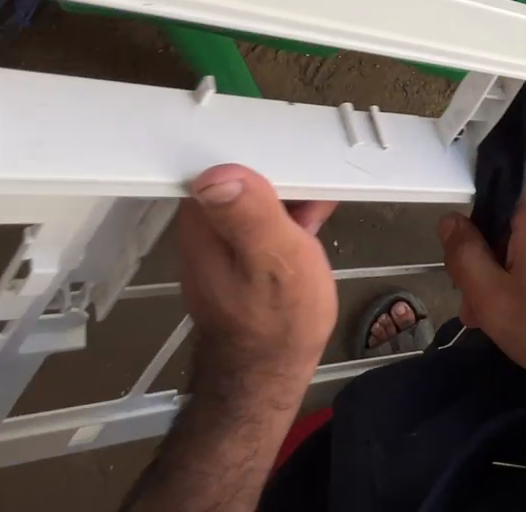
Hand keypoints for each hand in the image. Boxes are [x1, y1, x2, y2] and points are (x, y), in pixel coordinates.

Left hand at [177, 165, 337, 401]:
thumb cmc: (279, 318)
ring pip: (256, 193)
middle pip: (242, 172)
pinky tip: (314, 217)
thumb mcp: (274, 260)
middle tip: (320, 177)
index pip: (223, 160)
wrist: (272, 373)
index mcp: (202, 221)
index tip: (298, 152)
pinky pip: (264, 214)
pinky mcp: (240, 252)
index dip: (261, 150)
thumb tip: (217, 173)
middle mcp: (203, 226)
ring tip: (323, 192)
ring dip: (292, 188)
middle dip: (284, 168)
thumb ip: (249, 214)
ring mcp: (221, 240)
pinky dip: (291, 209)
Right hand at [439, 167, 525, 400]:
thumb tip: (451, 221)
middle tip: (475, 297)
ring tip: (498, 314)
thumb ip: (466, 256)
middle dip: (491, 250)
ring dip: (512, 268)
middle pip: (518, 213)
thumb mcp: (493, 301)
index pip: (518, 164)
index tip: (468, 205)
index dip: (489, 174)